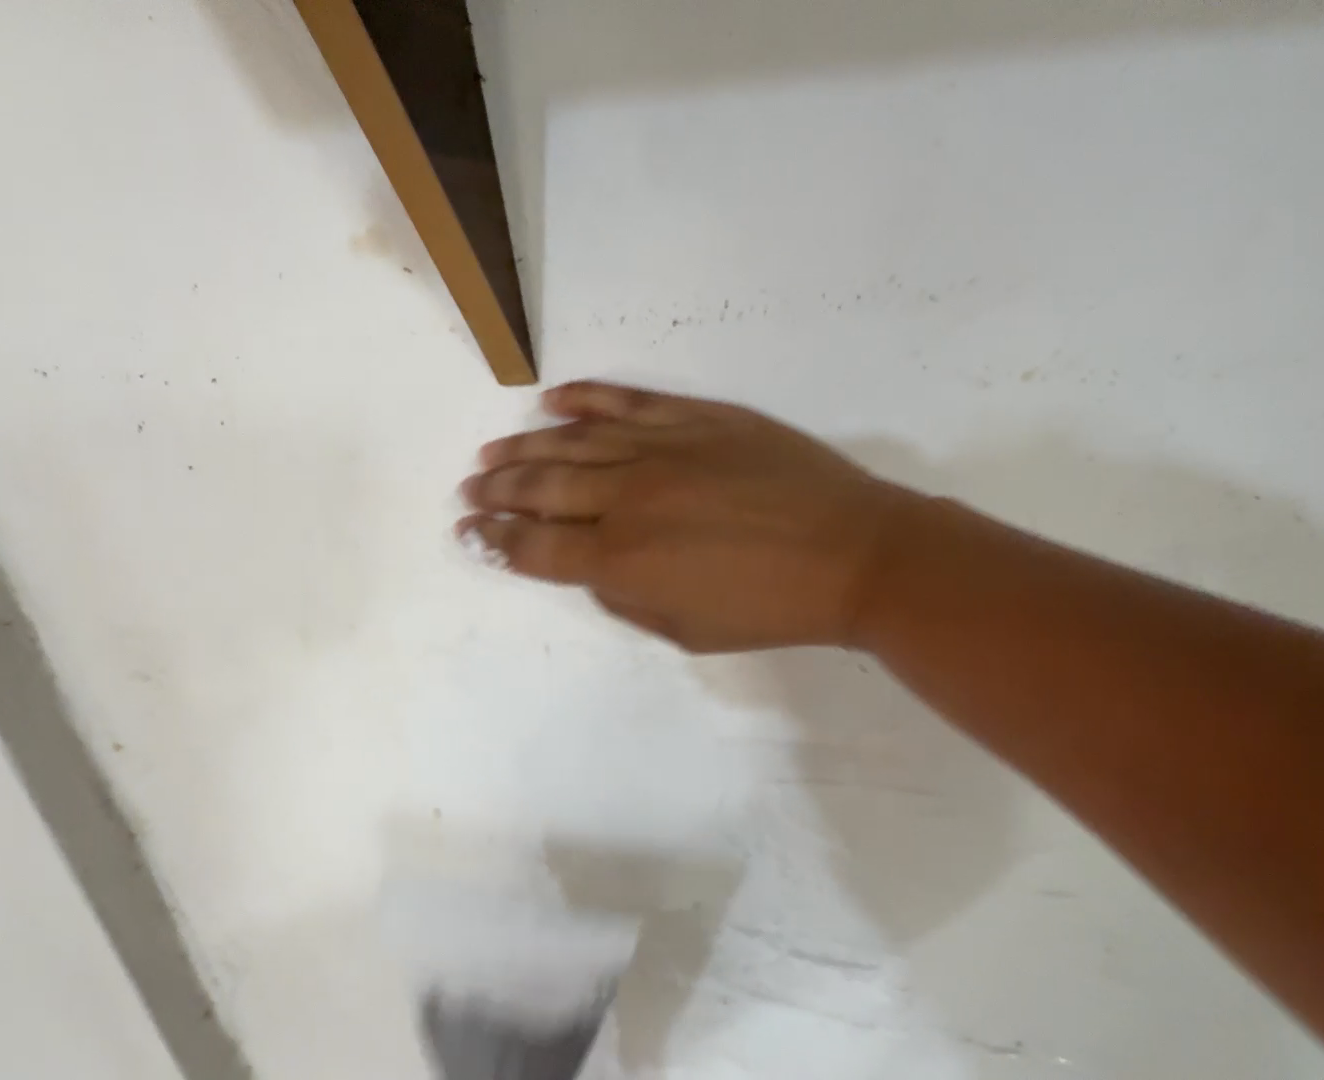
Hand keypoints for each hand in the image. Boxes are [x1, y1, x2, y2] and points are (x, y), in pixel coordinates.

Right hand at [458, 382, 920, 652]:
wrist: (853, 553)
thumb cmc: (772, 608)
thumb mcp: (688, 631)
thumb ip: (626, 599)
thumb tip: (590, 569)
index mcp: (622, 559)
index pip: (535, 547)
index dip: (495, 540)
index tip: (470, 531)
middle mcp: (628, 497)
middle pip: (542, 488)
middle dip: (498, 491)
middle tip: (471, 488)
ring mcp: (663, 447)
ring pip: (574, 441)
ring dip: (526, 448)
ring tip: (494, 452)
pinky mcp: (699, 417)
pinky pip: (628, 401)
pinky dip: (586, 399)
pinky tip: (554, 400)